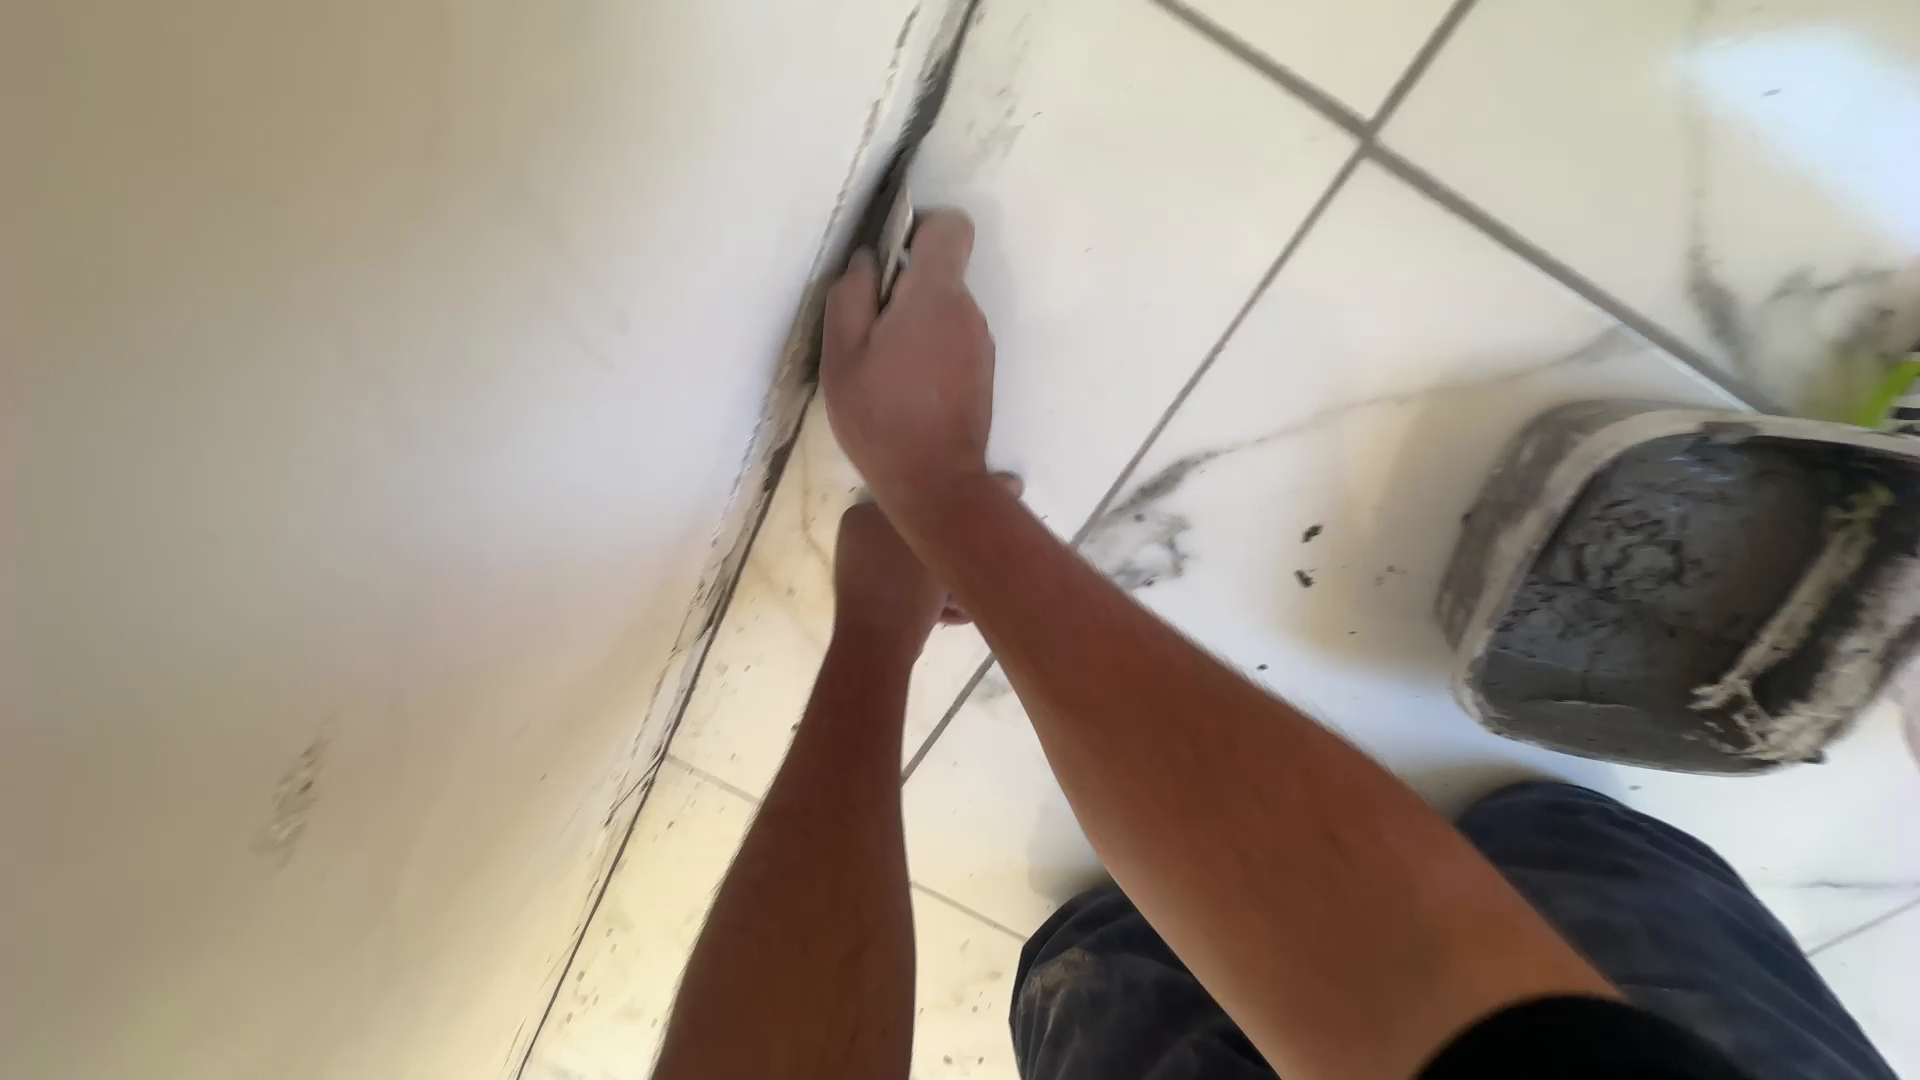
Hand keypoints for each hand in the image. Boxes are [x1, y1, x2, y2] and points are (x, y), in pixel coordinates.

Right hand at [821, 210, 994, 519]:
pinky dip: (930, 348)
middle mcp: (970, 312)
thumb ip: (849, 298)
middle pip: (940, 273)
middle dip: (904, 289)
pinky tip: (906, 387)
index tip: (888, 262)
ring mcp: (981, 344)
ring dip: (914, 323)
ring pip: (945, 309)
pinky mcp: (983, 372)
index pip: (950, 227)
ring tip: (885, 368)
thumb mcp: (842, 359)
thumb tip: (865, 264)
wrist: (935, 484)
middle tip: (869, 334)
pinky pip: (953, 339)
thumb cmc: (881, 420)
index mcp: (936, 297)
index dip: (919, 229)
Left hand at [832, 475, 1022, 649]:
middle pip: (920, 542)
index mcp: (864, 515)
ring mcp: (863, 575)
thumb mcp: (946, 542)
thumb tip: (1012, 483)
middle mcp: (859, 541)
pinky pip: (909, 594)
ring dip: (949, 586)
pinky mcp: (873, 604)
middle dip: (954, 562)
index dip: (953, 518)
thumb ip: (974, 510)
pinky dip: (935, 602)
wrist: (877, 644)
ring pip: (918, 573)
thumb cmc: (905, 584)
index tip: (980, 530)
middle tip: (979, 573)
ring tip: (972, 602)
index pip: (916, 504)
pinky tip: (963, 614)